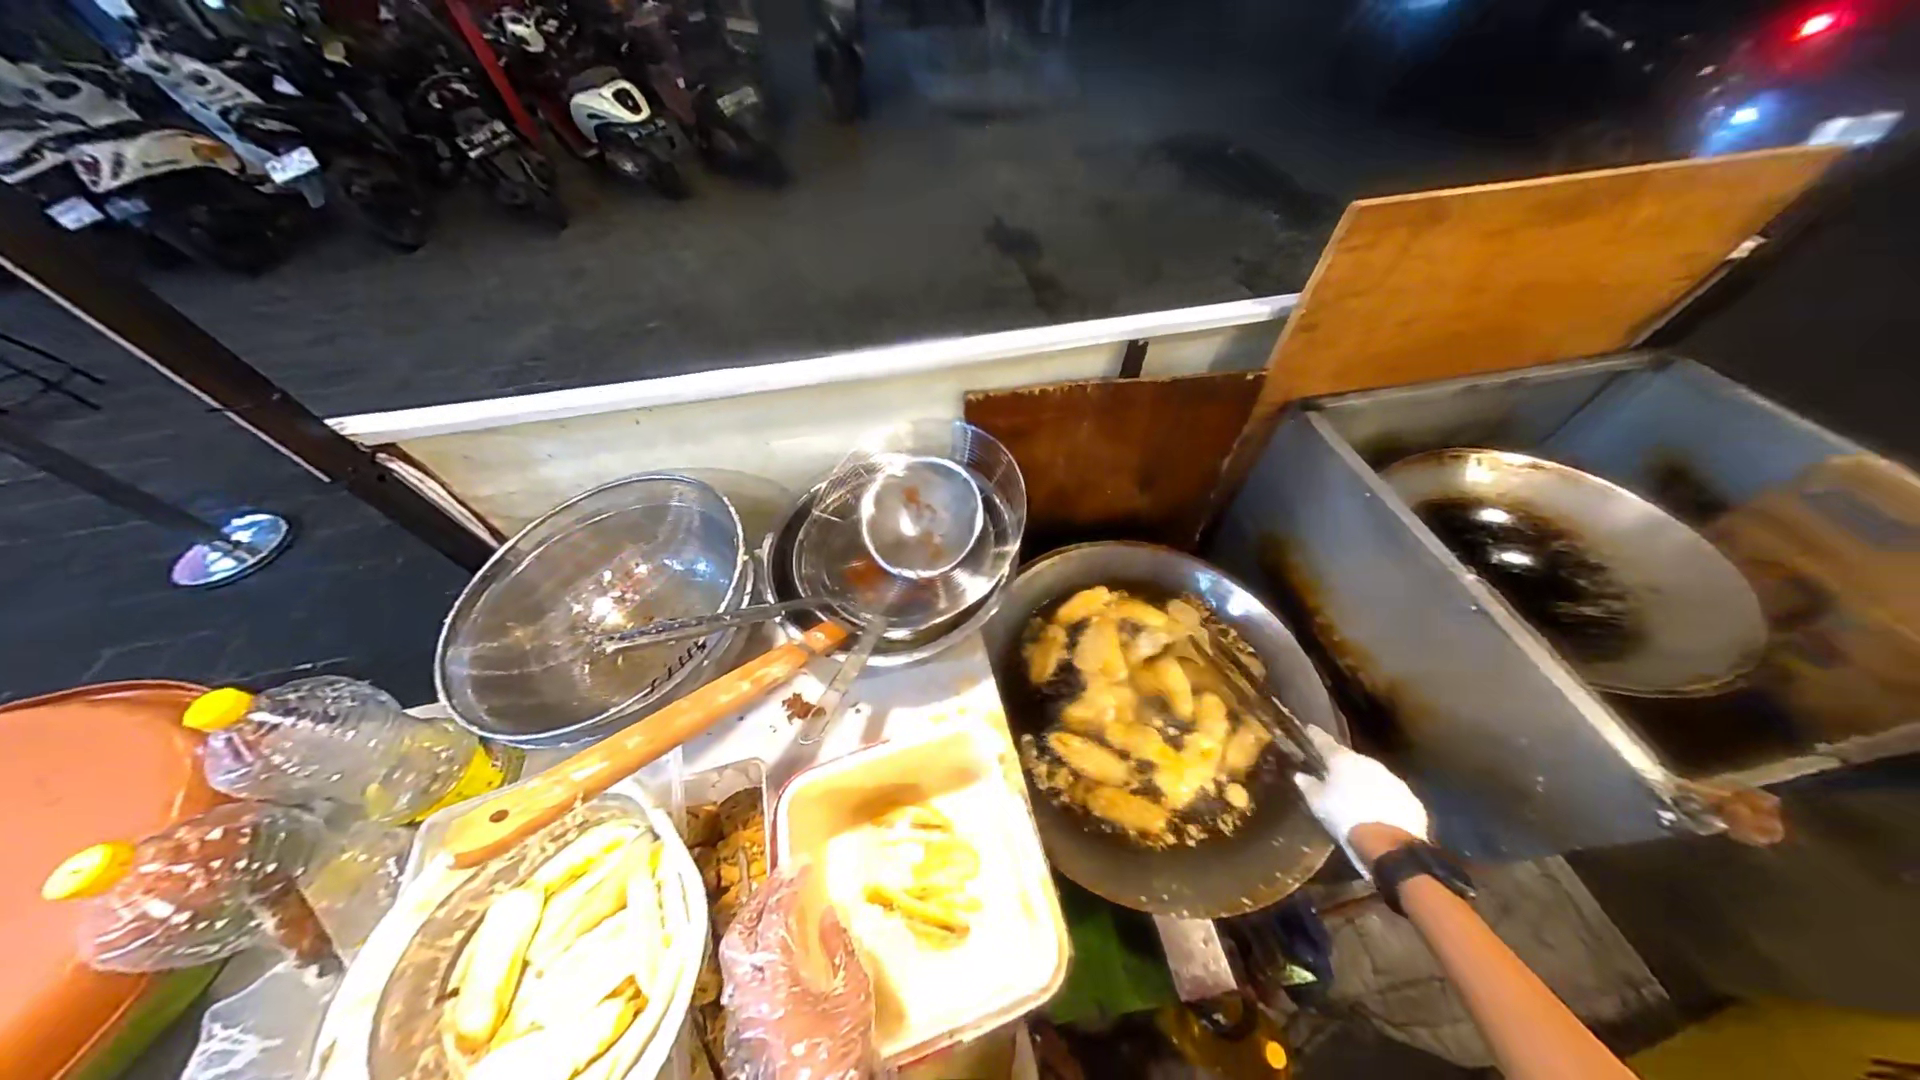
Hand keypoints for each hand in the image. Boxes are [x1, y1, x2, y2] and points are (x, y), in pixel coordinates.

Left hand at [718, 863, 875, 1079]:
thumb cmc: (839, 1052)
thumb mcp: (853, 995)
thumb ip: (840, 949)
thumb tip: (827, 913)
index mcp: (775, 982)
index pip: (773, 919)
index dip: (787, 887)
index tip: (803, 865)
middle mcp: (748, 992)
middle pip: (740, 930)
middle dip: (760, 896)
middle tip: (784, 874)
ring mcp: (740, 1008)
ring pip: (733, 951)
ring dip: (752, 917)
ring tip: (775, 897)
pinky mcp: (741, 1021)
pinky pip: (738, 969)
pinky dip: (752, 941)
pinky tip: (771, 935)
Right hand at [1293, 727, 1428, 878]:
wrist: (1387, 843)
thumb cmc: (1344, 817)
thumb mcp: (1318, 803)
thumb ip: (1308, 786)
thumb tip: (1300, 776)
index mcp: (1343, 760)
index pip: (1325, 743)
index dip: (1316, 736)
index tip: (1310, 729)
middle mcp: (1369, 763)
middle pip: (1352, 759)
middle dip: (1343, 764)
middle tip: (1334, 771)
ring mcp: (1393, 780)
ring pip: (1374, 775)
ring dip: (1365, 781)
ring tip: (1357, 794)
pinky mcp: (1410, 799)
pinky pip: (1391, 793)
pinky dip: (1383, 798)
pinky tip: (1378, 810)